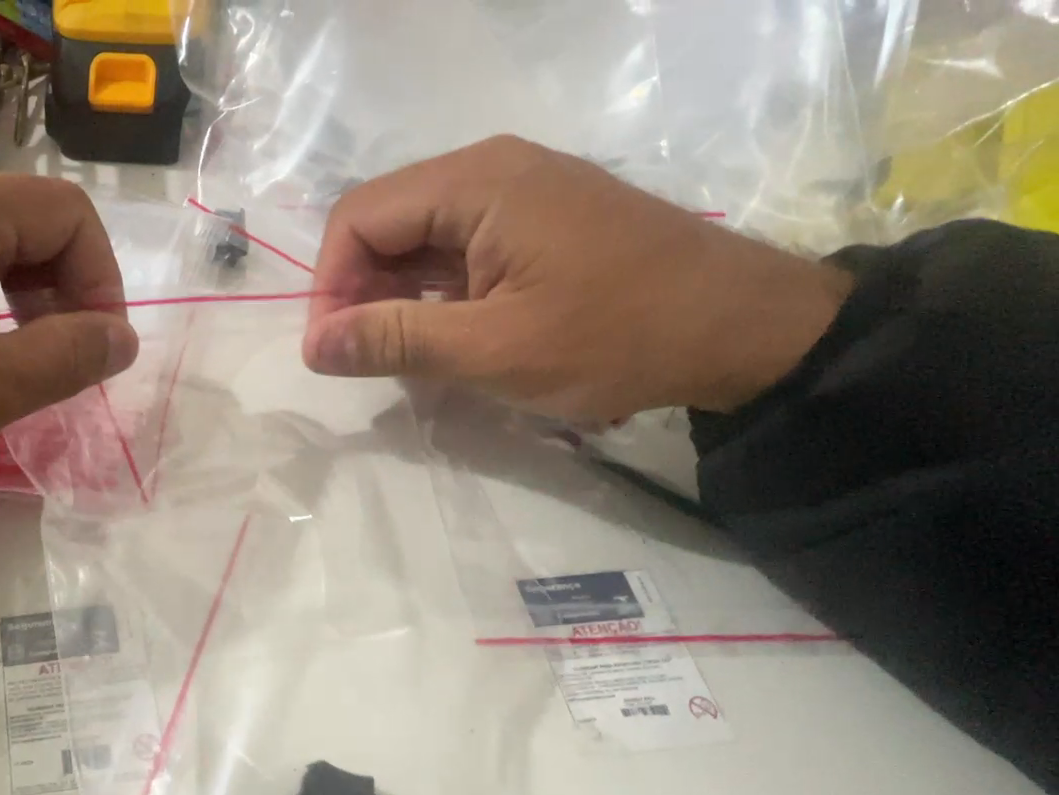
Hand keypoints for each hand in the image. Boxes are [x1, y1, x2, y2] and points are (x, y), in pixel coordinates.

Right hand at [302, 137, 853, 419]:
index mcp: (477, 183)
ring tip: (401, 357)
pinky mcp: (538, 223)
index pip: (358, 217)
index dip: (330, 285)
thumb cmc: (617, 337)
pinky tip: (444, 339)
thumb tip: (312, 346)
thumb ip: (393, 341)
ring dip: (394, 297)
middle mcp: (491, 170)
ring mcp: (519, 194)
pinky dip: (433, 295)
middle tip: (364, 359)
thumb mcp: (492, 350)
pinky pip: (456, 251)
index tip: (334, 351)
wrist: (746, 331)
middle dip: (358, 291)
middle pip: (383, 222)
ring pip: (417, 239)